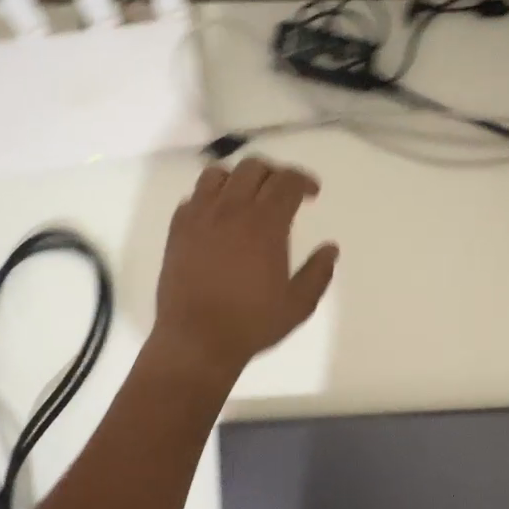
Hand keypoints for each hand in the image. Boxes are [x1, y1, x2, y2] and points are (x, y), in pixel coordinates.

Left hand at [150, 157, 337, 380]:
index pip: (287, 181)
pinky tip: (218, 217)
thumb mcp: (298, 305)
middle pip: (253, 168)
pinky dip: (211, 197)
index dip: (303, 181)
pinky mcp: (178, 229)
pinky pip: (194, 196)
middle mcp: (231, 210)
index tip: (312, 193)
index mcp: (265, 224)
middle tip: (283, 194)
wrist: (196, 340)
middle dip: (274, 174)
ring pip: (219, 174)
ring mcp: (199, 216)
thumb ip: (318, 273)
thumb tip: (330, 249)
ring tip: (247, 198)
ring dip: (239, 179)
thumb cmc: (251, 324)